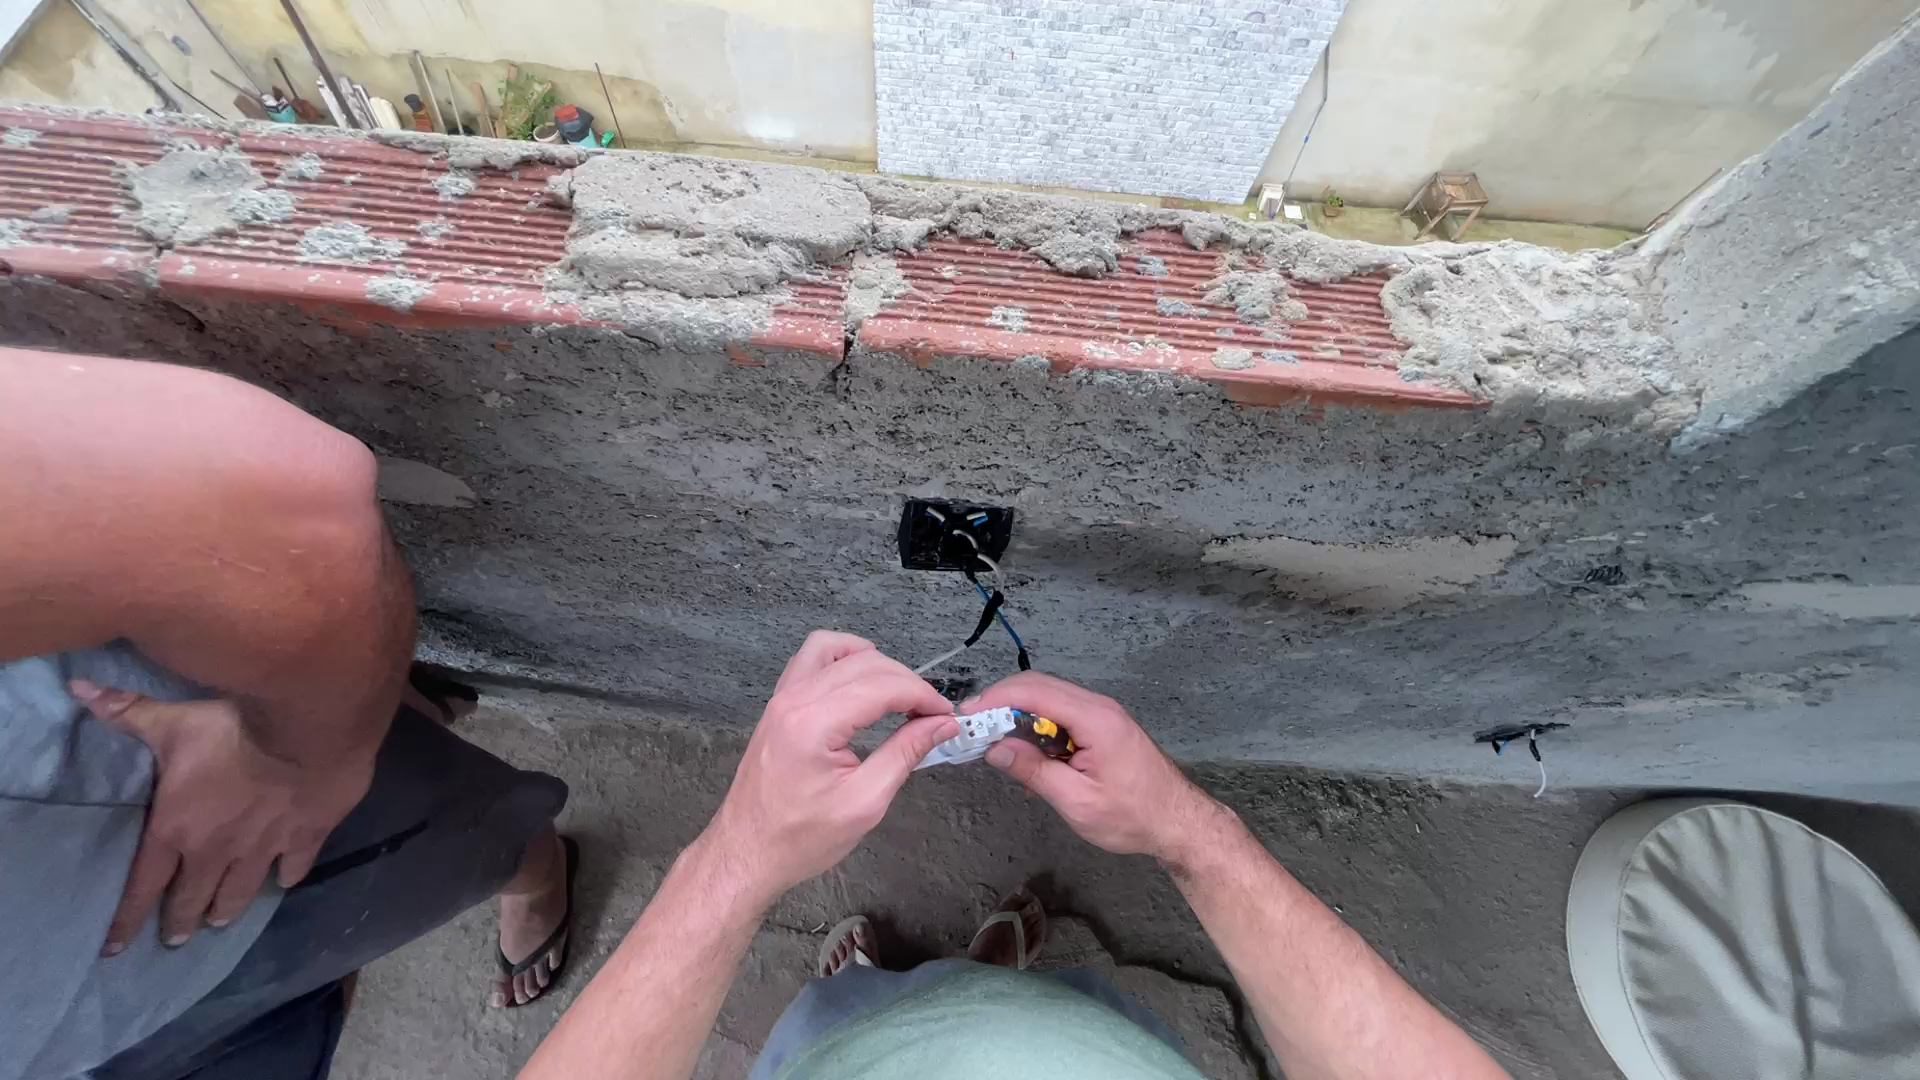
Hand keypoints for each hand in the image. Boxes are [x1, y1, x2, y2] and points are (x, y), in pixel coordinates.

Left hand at [70, 680, 374, 952]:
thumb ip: (129, 711)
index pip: (142, 887)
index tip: (116, 950)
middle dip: (184, 920)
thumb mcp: (177, 719)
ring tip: (223, 919)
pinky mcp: (309, 833)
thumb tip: (77, 689)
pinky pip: (296, 865)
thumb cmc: (239, 729)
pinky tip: (287, 879)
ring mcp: (266, 845)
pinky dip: (289, 874)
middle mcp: (217, 849)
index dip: (126, 921)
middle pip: (194, 896)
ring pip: (242, 888)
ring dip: (230, 907)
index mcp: (177, 830)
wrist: (312, 731)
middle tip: (181, 937)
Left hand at [703, 631, 957, 899]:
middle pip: (863, 661)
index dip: (922, 695)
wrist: (746, 854)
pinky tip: (860, 682)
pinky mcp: (778, 704)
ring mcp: (781, 698)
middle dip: (906, 680)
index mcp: (814, 724)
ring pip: (833, 647)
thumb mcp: (864, 803)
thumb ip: (905, 754)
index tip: (944, 714)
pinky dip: (841, 659)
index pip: (882, 686)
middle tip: (930, 711)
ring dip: (872, 660)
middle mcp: (794, 700)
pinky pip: (810, 659)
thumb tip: (941, 725)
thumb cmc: (800, 839)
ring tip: (897, 690)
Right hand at [966, 672, 1226, 862]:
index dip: (997, 698)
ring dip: (1019, 713)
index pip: (1035, 692)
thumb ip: (1034, 771)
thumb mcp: (1078, 801)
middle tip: (974, 726)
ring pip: (1049, 697)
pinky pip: (1062, 713)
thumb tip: (995, 749)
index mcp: (1094, 719)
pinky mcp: (1103, 725)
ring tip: (996, 742)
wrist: (1180, 823)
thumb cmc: (1132, 817)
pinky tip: (1028, 755)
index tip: (968, 713)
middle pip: (1039, 686)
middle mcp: (1098, 706)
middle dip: (1002, 701)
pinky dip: (1038, 725)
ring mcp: (1102, 713)